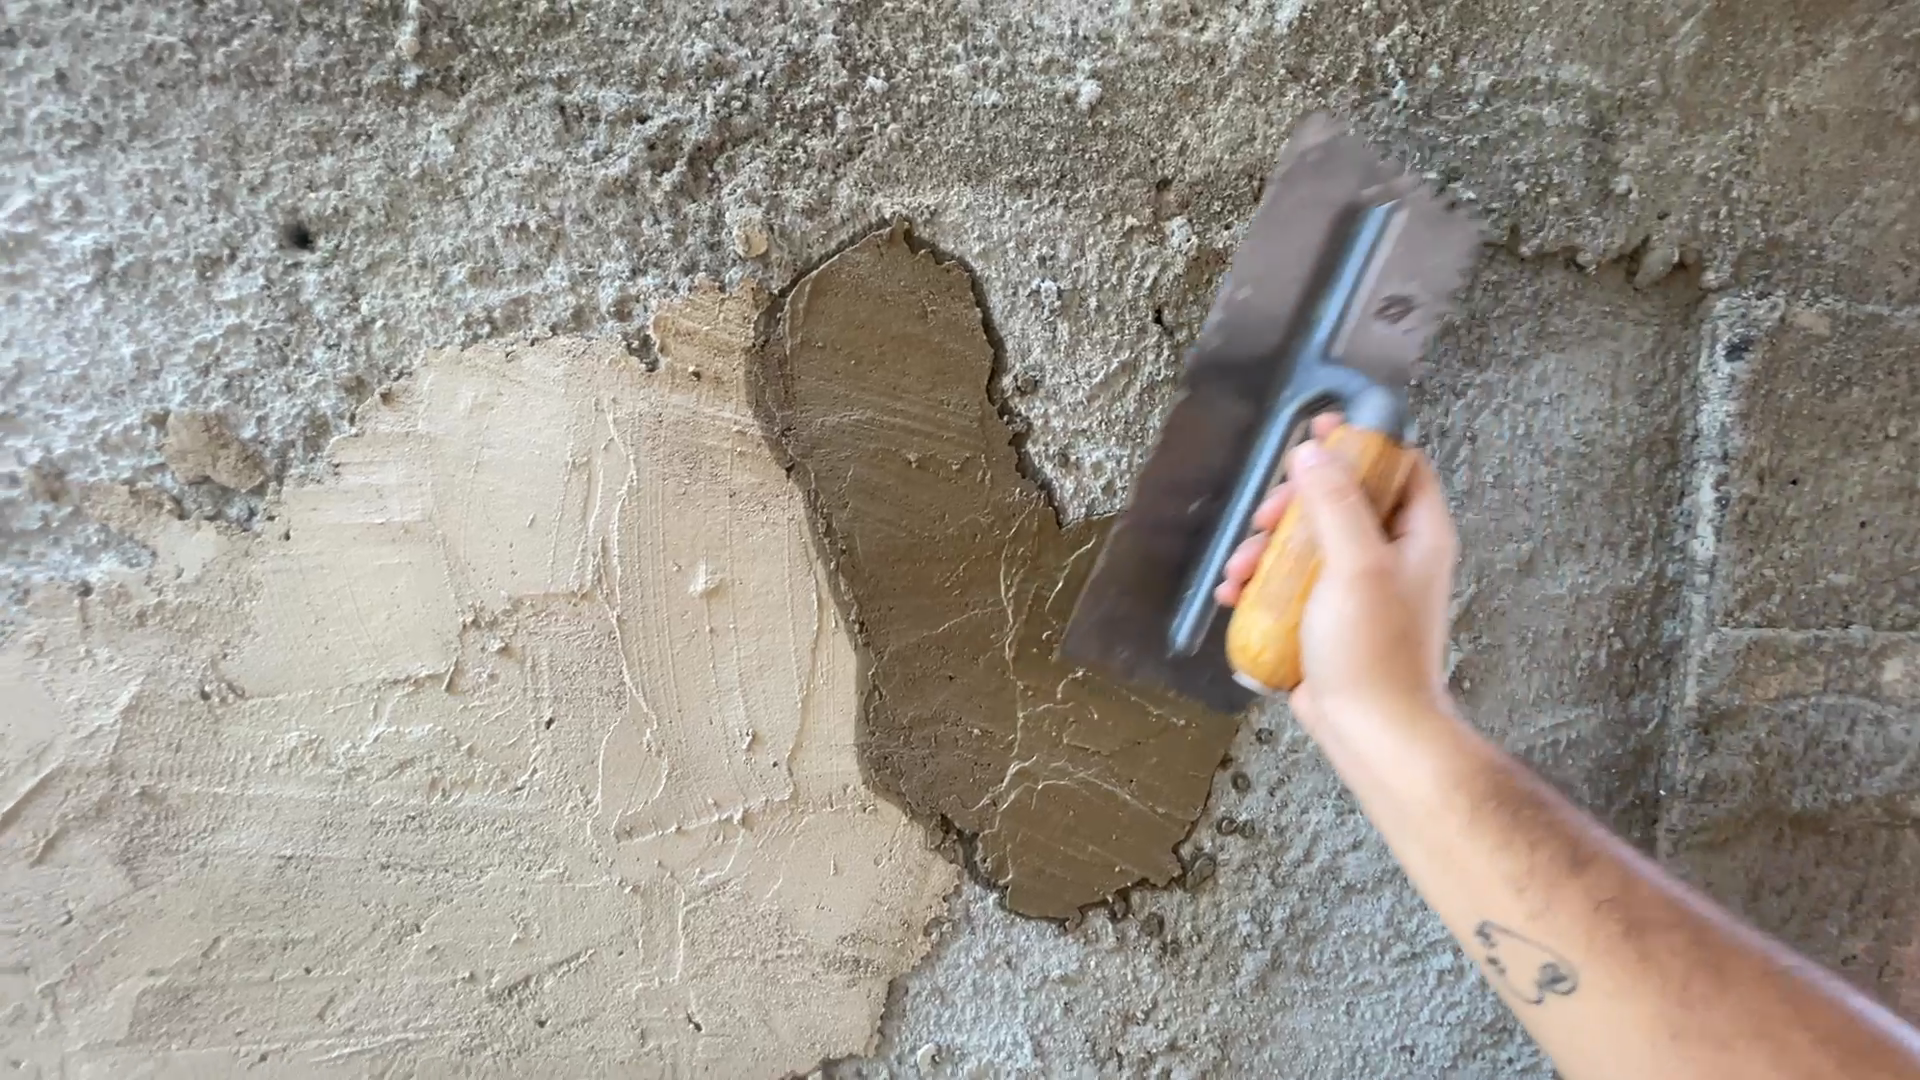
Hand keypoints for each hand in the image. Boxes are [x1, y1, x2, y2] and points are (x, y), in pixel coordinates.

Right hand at [1213, 414, 1457, 730]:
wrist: (1370, 728)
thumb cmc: (1373, 648)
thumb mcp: (1355, 566)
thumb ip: (1336, 505)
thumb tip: (1312, 452)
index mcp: (1416, 534)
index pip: (1399, 466)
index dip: (1361, 443)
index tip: (1318, 430)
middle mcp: (1390, 554)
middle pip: (1340, 502)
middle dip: (1294, 505)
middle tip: (1266, 518)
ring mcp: (1355, 586)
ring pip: (1306, 542)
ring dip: (1266, 547)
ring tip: (1239, 569)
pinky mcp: (1325, 614)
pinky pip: (1290, 580)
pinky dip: (1261, 581)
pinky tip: (1234, 594)